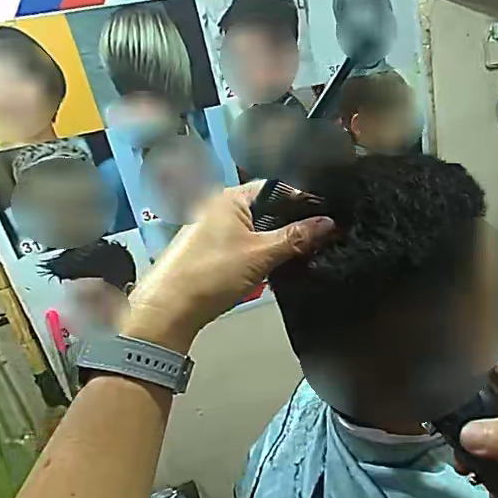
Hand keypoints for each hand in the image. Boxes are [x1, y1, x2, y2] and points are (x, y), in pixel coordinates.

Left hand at [123, 182, 334, 351]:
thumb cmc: (210, 274)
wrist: (168, 310)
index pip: (276, 187)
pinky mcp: (210, 250)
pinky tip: (274, 267)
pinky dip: (261, 252)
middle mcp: (219, 207)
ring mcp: (213, 229)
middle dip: (292, 223)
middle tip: (319, 237)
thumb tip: (328, 223)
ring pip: (256, 228)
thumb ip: (297, 237)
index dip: (302, 200)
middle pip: (267, 208)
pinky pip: (245, 243)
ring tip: (301, 253)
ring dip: (276, 241)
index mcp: (229, 197)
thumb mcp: (261, 254)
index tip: (326, 216)